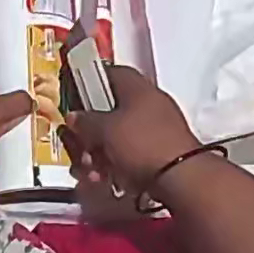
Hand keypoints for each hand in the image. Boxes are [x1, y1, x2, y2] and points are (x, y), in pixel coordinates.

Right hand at [63, 64, 198, 190]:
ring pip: (115, 137)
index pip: (111, 73)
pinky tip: (104, 179)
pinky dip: (112, 166)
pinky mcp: (156, 154)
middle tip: (79, 146)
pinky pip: (126, 155)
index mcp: (138, 89)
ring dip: (97, 154)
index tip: (73, 99)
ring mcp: (154, 131)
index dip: (89, 82)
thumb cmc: (140, 143)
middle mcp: (148, 105)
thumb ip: (85, 121)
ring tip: (91, 170)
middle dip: (89, 132)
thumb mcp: (105, 129)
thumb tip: (74, 116)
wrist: (180, 178)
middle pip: (108, 111)